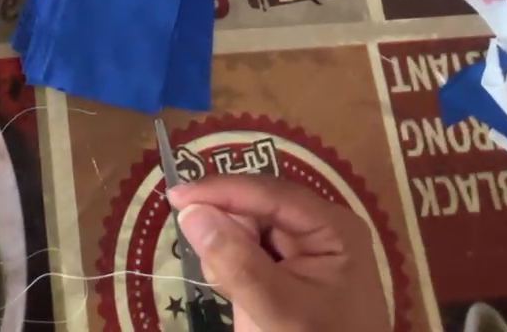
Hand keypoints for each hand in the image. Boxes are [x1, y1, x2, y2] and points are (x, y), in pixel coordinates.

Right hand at [169, 174, 390, 331]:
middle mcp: (317, 226)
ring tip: (234, 292)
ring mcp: (302, 246)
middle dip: (226, 229)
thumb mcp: (281, 314)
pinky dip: (230, 263)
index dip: (220, 190)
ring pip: (244, 223)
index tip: (175, 197)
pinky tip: (238, 294)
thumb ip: (237, 264)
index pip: (267, 192)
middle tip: (212, 267)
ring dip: (227, 250)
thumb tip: (189, 212)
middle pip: (254, 205)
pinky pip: (245, 246)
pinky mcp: (285, 265)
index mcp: (331, 227)